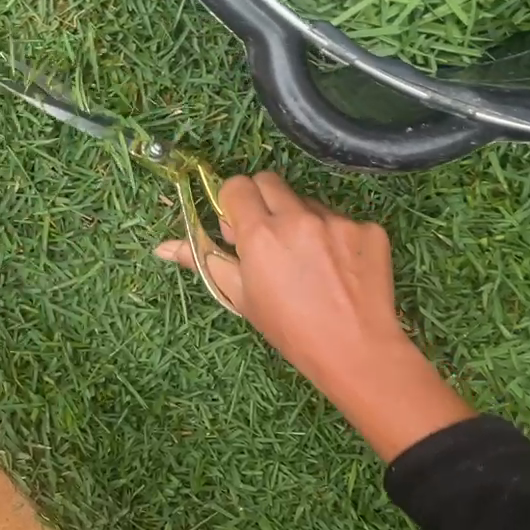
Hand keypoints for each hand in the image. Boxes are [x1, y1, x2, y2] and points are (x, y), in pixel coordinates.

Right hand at [156, 171, 472, 460]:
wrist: (355, 349)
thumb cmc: (287, 327)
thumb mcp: (238, 295)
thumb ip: (201, 260)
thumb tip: (161, 248)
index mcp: (260, 234)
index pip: (237, 186)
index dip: (232, 204)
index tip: (237, 227)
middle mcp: (298, 218)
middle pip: (268, 181)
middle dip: (261, 200)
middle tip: (266, 236)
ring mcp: (337, 221)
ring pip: (305, 201)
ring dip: (298, 219)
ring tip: (306, 260)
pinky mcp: (369, 229)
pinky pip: (340, 219)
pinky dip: (333, 236)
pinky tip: (335, 267)